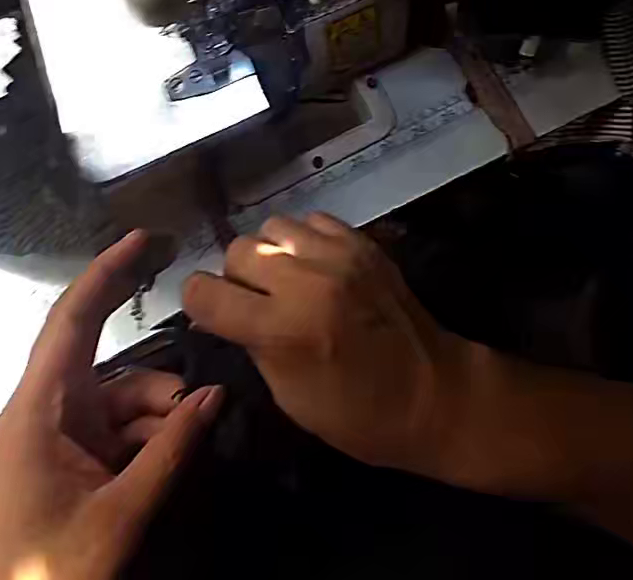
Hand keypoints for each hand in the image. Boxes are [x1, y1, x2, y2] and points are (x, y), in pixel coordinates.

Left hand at [0, 230, 223, 579]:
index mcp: (38, 407)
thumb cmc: (46, 575)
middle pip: (96, 339)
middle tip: (178, 270)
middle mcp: (46, 407)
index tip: (142, 238)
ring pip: (120, 391)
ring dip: (160, 402)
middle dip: (133, 305)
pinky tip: (177, 444)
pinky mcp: (71, 457)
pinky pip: (120, 424)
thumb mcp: (117, 517)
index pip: (72, 319)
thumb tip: (216, 395)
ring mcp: (59, 433)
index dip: (107, 272)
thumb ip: (170, 452)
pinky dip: (151, 429)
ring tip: (194, 424)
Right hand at [181, 213, 472, 479]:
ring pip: (271, 227)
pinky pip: (311, 219)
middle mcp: (305, 281)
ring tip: (287, 277)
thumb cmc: (357, 413)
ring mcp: (337, 255)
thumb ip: (250, 343)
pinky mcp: (362, 241)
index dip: (199, 301)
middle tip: (255, 299)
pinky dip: (303, 240)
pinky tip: (316, 264)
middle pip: (237, 251)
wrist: (434, 392)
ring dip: (270, 253)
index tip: (209, 310)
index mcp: (282, 330)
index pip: (205, 292)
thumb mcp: (289, 395)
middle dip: (236, 276)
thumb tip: (218, 312)